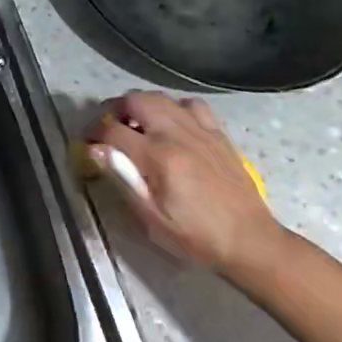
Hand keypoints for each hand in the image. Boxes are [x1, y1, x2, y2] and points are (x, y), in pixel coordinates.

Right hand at [85, 90, 282, 271]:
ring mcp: (201, 132)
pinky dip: (175, 108)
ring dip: (142, 106)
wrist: (253, 244)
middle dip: (114, 110)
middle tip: (110, 128)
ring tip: (138, 124)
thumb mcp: (152, 218)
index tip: (88, 144)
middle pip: (135, 100)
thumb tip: (96, 151)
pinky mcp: (219, 135)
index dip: (93, 133)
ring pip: (161, 97)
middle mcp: (177, 135)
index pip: (112, 130)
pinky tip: (173, 125)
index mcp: (158, 157)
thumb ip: (123, 180)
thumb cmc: (197, 236)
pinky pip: (192, 105)